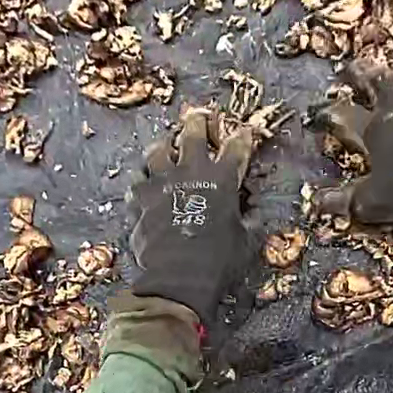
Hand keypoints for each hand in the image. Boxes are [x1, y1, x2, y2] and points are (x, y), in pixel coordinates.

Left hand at [127, 105, 256, 321]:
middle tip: (197, 117)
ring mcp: (162, 183)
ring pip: (157, 152)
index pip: (236, 149)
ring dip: (161, 147)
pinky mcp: (140, 199)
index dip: (242, 137)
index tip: (244, 130)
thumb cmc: (219, 259)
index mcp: (222, 179)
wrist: (179, 274)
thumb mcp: (246, 241)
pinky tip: (139, 183)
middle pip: (192, 136)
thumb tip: (256, 215)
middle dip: (197, 124)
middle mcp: (191, 172)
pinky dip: (140, 182)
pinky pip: (136, 183)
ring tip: (162, 145)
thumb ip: (250, 222)